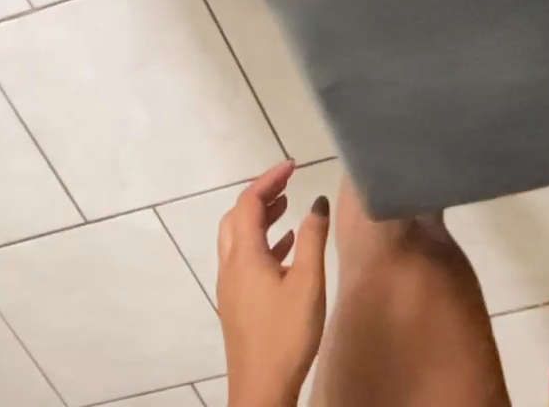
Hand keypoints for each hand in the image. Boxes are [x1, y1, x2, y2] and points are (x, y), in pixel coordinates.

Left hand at [218, 161, 331, 406]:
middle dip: (260, 194)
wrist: (261, 391)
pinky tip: (288, 247)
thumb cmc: (286, 334)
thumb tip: (316, 201)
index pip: (249, 202)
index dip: (269, 179)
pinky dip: (264, 241)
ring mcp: (232, 287)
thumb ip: (313, 237)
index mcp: (244, 256)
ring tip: (288, 205)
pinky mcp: (238, 304)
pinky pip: (246, 258)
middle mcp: (231, 267)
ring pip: (239, 238)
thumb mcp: (308, 282)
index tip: (294, 165)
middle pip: (237, 217)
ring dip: (261, 217)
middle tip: (289, 182)